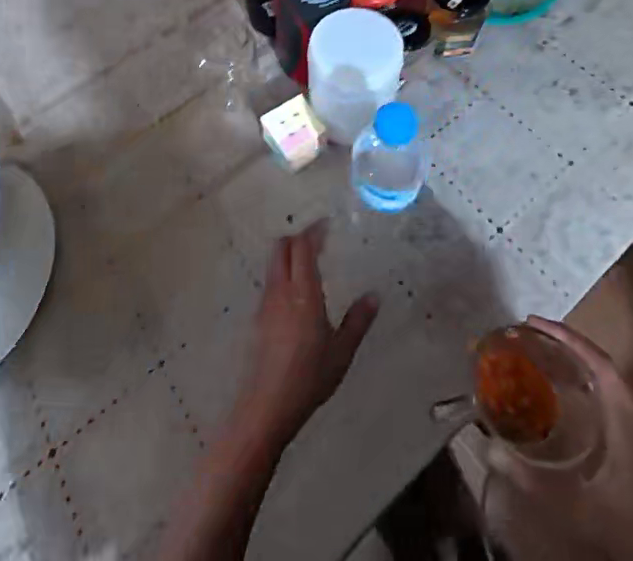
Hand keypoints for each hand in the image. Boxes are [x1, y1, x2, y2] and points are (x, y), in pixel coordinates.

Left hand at [235, 219, 378, 445]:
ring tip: (310, 263)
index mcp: (303, 293)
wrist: (266, 407)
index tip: (327, 225)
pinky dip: (283, 273)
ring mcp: (265, 304)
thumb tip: (374, 295)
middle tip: (319, 241)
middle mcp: (280, 291)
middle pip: (281, 248)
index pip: (302, 247)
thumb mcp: (341, 351)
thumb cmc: (309, 378)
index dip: (314, 232)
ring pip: (273, 264)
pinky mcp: (258, 318)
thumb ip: (358, 320)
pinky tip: (297, 293)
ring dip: (289, 255)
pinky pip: (270, 282)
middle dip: (298, 237)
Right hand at [485, 316, 632, 560]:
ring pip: (614, 386)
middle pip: (605, 367)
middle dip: (569, 348)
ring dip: (582, 369)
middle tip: (532, 341)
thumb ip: (533, 481)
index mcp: (629, 417)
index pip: (597, 360)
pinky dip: (594, 391)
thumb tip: (491, 451)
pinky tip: (576, 409)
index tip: (532, 322)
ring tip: (547, 366)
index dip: (565, 336)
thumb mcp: (581, 509)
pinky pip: (620, 404)